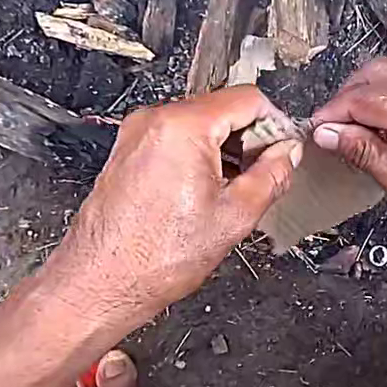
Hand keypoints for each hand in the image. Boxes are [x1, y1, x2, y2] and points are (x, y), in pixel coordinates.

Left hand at [35, 86, 300, 334]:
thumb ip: (273, 174)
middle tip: (267, 173)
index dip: (277, 123)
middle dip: (253, 138)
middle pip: (226, 108)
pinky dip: (205, 156)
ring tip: (239, 188)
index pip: (249, 99)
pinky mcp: (131, 152)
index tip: (286, 148)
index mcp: (183, 127)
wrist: (97, 287)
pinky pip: (182, 138)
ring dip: (231, 149)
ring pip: (205, 123)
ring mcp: (139, 135)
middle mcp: (156, 121)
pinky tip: (213, 190)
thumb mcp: (236, 215)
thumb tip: (289, 153)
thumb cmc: (152, 258)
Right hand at [309, 56, 386, 259]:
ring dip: (369, 88)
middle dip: (347, 95)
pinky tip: (383, 119)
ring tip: (352, 122)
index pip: (364, 99)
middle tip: (330, 126)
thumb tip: (332, 134)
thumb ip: (368, 156)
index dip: (333, 114)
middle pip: (379, 73)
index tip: (315, 131)